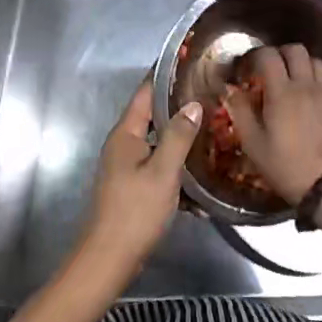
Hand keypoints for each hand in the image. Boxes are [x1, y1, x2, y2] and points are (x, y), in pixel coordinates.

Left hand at [77, 82, 200, 280]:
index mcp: (125, 134)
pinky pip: (157, 167)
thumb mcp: (163, 171)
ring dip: (180, 140)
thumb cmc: (135, 210)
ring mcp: (125, 167)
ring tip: (211, 132)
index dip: (164, 77)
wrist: (109, 258)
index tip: (189, 64)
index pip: (144, 94)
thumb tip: (192, 104)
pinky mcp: (132, 187)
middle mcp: (122, 145)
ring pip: (157, 144)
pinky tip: (199, 178)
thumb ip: (178, 136)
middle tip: (209, 98)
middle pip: (151, 117)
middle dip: (178, 108)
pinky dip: (176, 169)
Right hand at [226, 44, 321, 204]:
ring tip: (288, 78)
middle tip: (266, 69)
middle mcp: (306, 86)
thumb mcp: (253, 143)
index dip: (254, 55)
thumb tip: (229, 90)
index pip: (268, 55)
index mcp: (282, 92)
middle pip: (295, 50)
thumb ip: (240, 111)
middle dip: (278, 53)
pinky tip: (306, 94)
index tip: (245, 68)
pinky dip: (314, 76)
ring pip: (314, 60)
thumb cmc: (287, 166)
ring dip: (299, 62)